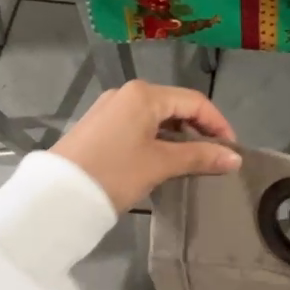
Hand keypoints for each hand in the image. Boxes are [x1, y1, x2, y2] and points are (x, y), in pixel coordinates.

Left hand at [50, 81, 241, 211]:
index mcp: (145, 94)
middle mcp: (127, 93)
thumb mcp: (160, 165)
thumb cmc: (114, 173)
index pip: (195, 101)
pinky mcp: (99, 126)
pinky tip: (162, 161)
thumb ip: (200, 157)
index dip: (218, 124)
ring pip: (157, 117)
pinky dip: (157, 139)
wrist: (55, 196)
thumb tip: (234, 158)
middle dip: (199, 130)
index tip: (231, 151)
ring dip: (178, 136)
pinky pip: (138, 125)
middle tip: (214, 157)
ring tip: (192, 162)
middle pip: (176, 106)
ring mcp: (110, 108)